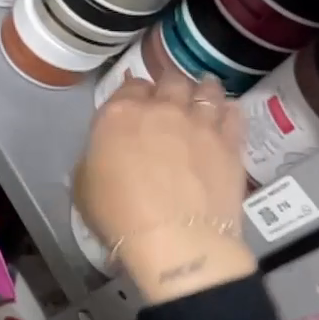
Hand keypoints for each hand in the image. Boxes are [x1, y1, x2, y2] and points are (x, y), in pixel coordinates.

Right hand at [75, 73, 255, 303]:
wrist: (176, 238)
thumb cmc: (118, 214)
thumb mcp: (84, 185)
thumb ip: (95, 158)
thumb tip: (105, 155)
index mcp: (118, 114)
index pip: (129, 86)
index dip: (132, 92)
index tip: (134, 103)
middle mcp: (160, 108)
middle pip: (169, 81)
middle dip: (168, 86)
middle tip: (169, 98)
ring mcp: (200, 122)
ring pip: (206, 89)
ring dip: (202, 89)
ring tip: (203, 93)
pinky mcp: (230, 142)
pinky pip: (234, 113)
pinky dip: (228, 110)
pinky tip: (226, 114)